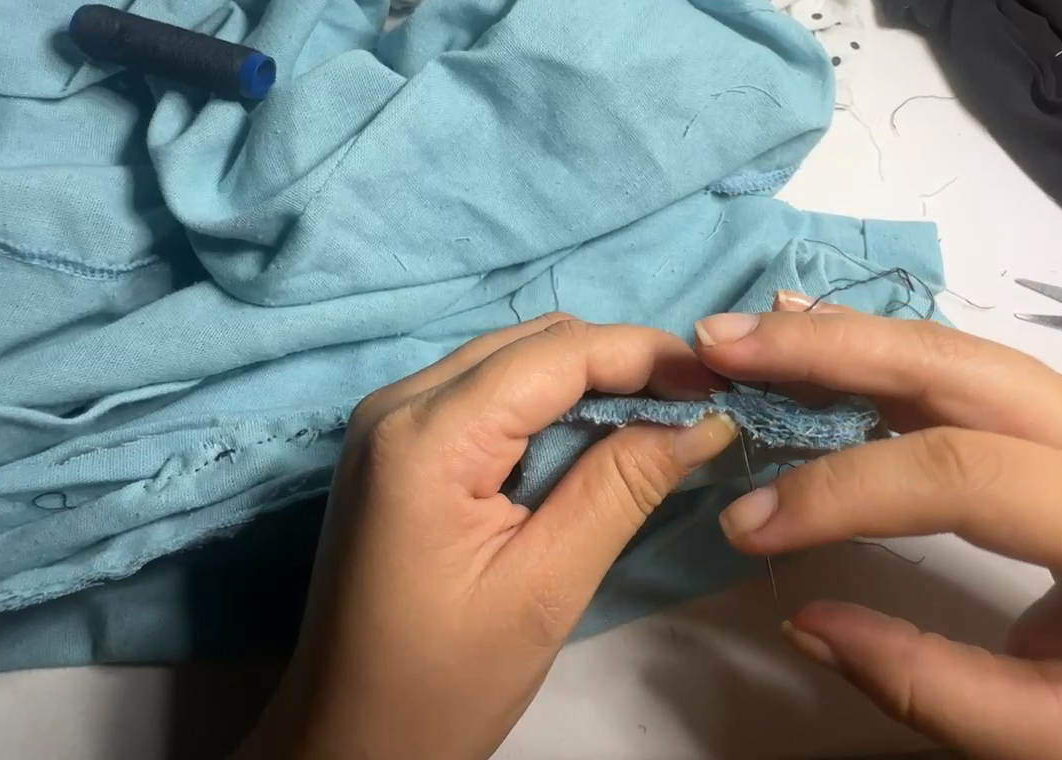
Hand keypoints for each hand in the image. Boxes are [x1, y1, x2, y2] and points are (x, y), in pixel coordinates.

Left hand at [234, 314, 740, 759]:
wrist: (345, 743)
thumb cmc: (442, 685)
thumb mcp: (546, 589)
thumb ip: (623, 486)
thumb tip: (707, 421)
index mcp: (425, 436)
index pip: (557, 354)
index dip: (645, 354)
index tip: (715, 381)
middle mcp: (401, 400)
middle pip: (536, 343)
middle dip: (623, 361)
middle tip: (694, 404)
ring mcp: (393, 413)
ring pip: (517, 355)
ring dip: (591, 376)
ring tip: (656, 417)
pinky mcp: (401, 435)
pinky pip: (493, 386)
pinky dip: (553, 398)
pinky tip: (593, 432)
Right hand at [695, 296, 1061, 759]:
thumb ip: (931, 688)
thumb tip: (802, 619)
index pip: (968, 477)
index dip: (845, 490)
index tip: (748, 524)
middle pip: (949, 370)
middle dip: (824, 355)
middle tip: (721, 347)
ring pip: (941, 346)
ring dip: (835, 337)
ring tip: (745, 335)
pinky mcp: (1050, 399)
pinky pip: (946, 358)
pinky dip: (867, 344)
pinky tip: (807, 330)